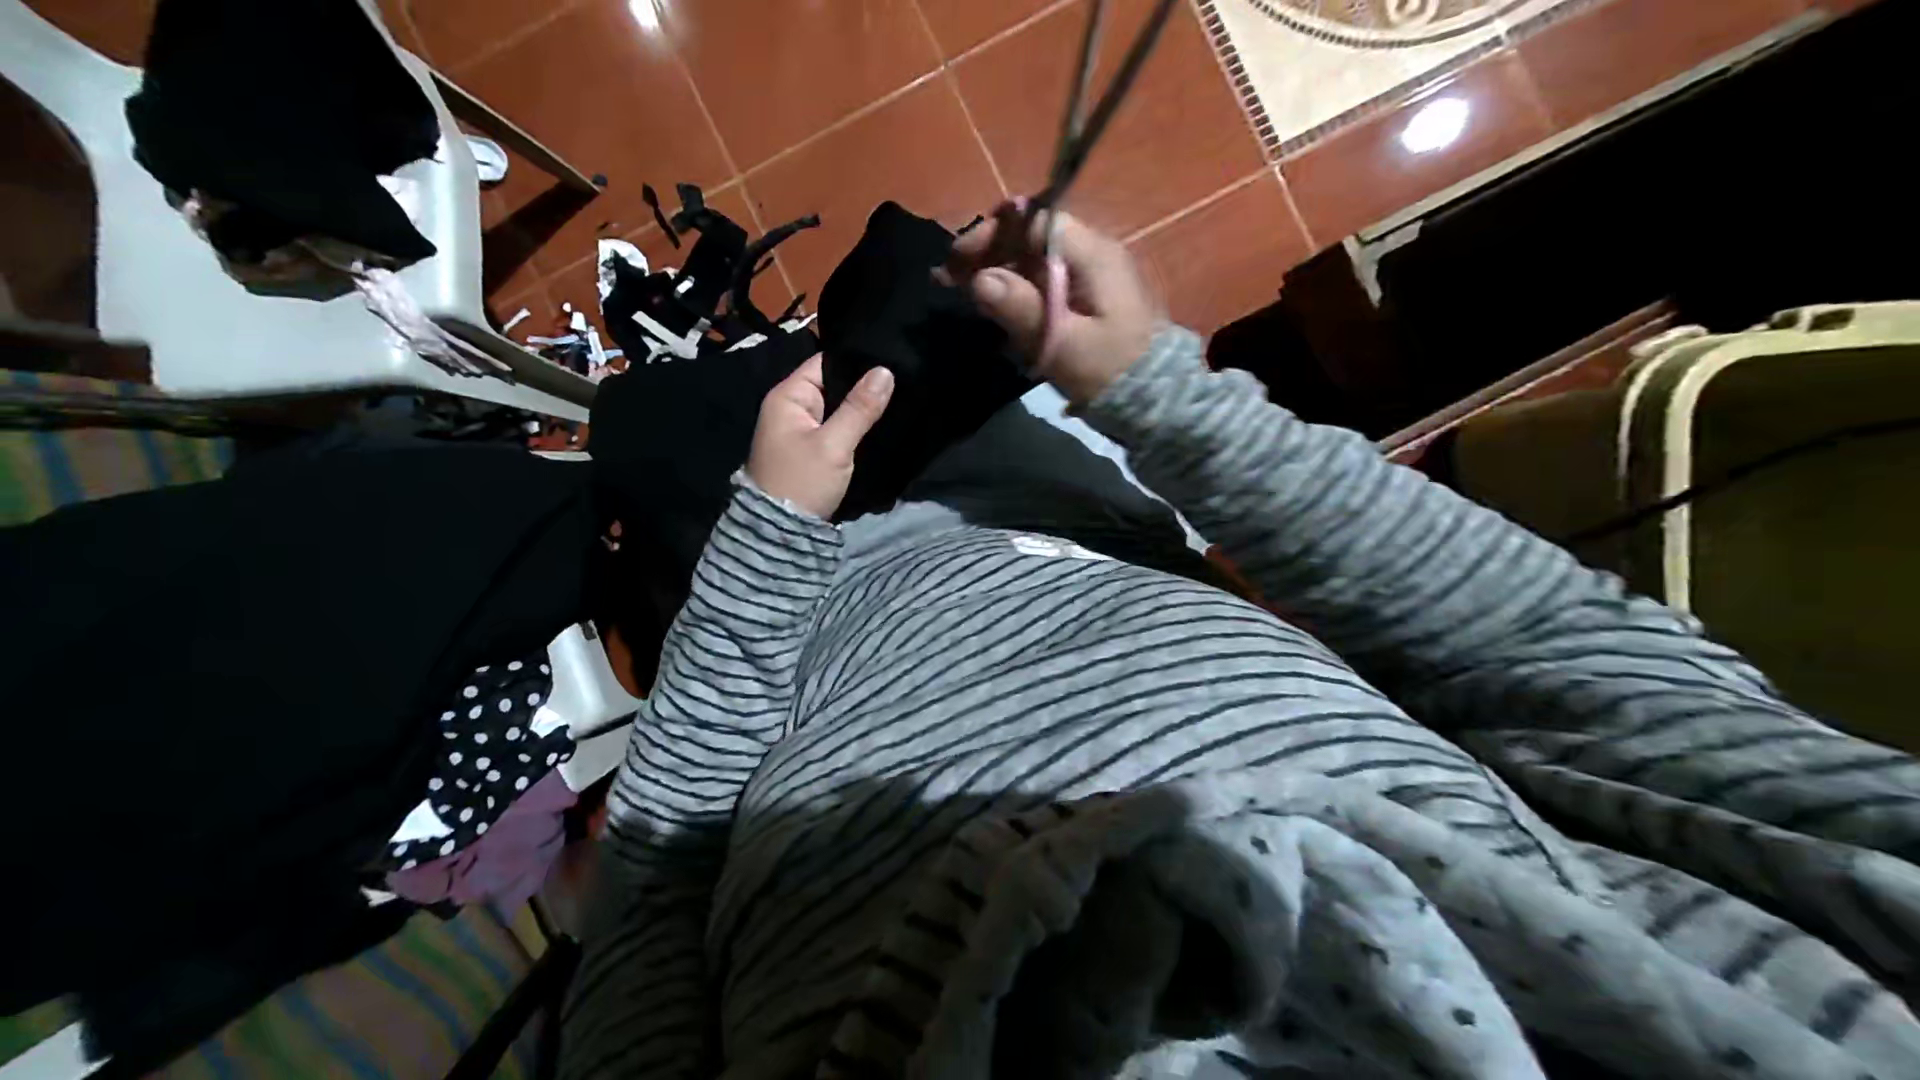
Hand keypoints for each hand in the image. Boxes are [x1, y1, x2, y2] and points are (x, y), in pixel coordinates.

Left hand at [746, 354, 893, 519]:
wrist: (779, 533)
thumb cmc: (802, 482)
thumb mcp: (834, 445)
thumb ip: (859, 408)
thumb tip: (885, 371)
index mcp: (787, 397)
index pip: (824, 363)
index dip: (855, 361)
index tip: (889, 361)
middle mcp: (790, 408)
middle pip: (832, 385)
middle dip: (861, 385)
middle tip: (900, 381)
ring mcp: (799, 430)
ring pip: (836, 408)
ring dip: (859, 408)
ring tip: (896, 399)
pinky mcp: (810, 449)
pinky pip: (834, 428)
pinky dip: (852, 427)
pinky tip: (877, 425)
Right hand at [944, 203, 1160, 403]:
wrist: (1154, 399)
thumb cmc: (1111, 371)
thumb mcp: (1063, 343)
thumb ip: (1022, 309)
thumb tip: (980, 279)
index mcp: (1091, 255)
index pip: (1034, 221)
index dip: (992, 234)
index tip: (958, 260)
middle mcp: (1091, 254)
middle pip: (1030, 237)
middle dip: (988, 251)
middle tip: (949, 278)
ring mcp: (1090, 276)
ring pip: (1033, 260)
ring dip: (997, 270)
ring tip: (962, 290)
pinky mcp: (1087, 299)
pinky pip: (1044, 282)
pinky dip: (1015, 289)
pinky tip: (993, 306)